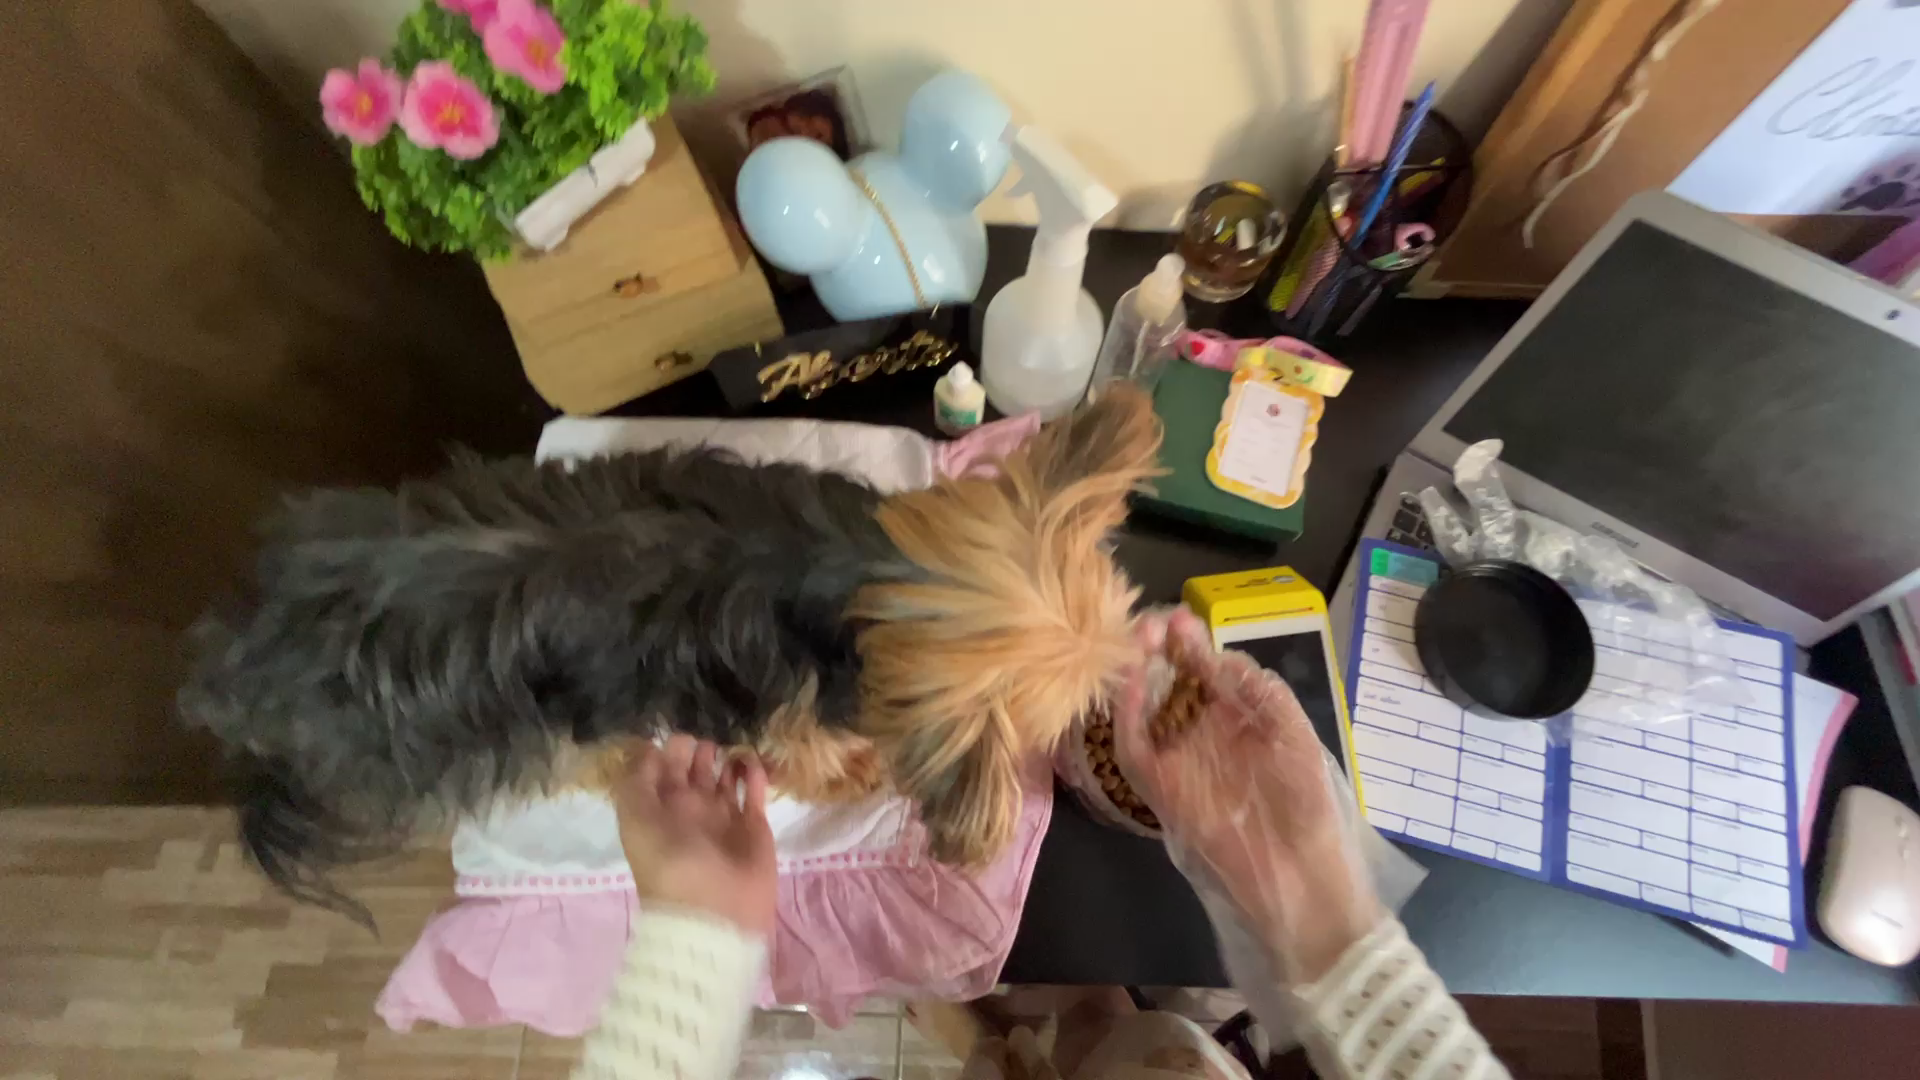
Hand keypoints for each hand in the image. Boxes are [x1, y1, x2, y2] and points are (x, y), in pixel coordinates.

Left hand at [611, 735, 777, 938]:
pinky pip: (755, 789)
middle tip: (705, 739)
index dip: (665, 752)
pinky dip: (754, 773)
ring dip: (727, 758)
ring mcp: (724, 816)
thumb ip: (636, 783)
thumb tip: (650, 747)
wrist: (715, 912)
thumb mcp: (637, 823)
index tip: (677, 735)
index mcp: (661, 812)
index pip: (660, 773)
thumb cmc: (672, 865)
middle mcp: (691, 811)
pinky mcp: (754, 822)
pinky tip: (750, 762)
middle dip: (698, 751)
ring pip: (726, 777)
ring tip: (729, 748)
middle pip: (694, 771)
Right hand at [1114, 608, 1383, 982]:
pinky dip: (1125, 714)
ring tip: (1139, 641)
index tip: (1179, 618)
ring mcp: (1175, 754)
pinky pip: (1132, 744)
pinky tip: (1130, 683)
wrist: (1299, 879)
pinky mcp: (1157, 784)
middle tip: (1151, 623)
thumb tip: (1218, 655)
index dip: (1189, 642)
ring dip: (1135, 669)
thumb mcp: (1294, 735)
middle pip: (1166, 678)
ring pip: (1144, 703)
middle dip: (1156, 647)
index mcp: (1234, 715)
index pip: (1201, 668)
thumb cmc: (1307, 803)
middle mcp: (1199, 729)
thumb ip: (1260, 691)